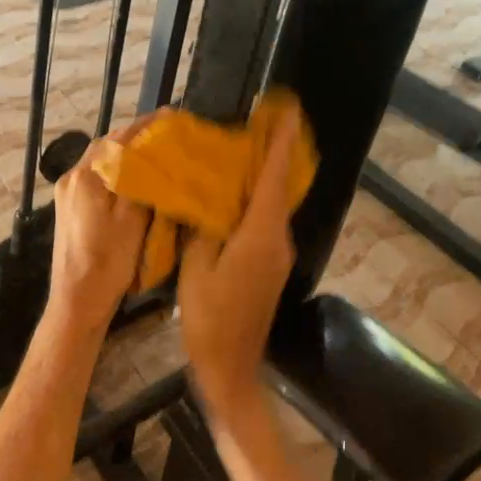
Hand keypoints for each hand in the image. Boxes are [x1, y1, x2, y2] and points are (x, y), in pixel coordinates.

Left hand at [48, 122, 154, 333]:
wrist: (77, 301)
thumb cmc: (108, 262)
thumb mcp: (132, 220)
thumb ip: (140, 180)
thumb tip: (153, 151)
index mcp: (86, 177)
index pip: (119, 139)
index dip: (146, 126)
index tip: (171, 116)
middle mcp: (72, 178)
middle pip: (107, 146)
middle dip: (135, 136)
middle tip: (166, 133)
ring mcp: (67, 193)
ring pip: (100, 161)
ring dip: (125, 153)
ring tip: (154, 151)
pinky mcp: (69, 208)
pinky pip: (95, 177)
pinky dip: (115, 171)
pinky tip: (133, 178)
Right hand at [178, 110, 298, 414]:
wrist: (230, 368)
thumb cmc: (208, 319)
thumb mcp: (194, 268)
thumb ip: (202, 226)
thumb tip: (205, 196)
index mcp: (260, 235)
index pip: (274, 178)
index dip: (280, 143)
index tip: (286, 111)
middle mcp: (278, 239)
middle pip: (276, 186)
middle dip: (270, 152)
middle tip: (254, 121)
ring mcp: (277, 253)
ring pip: (270, 203)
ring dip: (259, 176)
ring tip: (236, 148)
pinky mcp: (270, 265)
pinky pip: (263, 220)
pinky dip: (252, 199)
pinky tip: (229, 192)